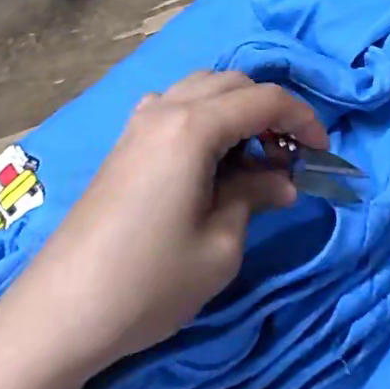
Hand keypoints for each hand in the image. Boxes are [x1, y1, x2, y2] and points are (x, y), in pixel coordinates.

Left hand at [0, 71, 325, 377]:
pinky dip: (206, 119)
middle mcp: (164, 107)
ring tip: (254, 160)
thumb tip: (282, 179)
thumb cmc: (150, 280)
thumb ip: (255, 195)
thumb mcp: (220, 244)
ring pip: (202, 89)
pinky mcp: (126, 140)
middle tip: (289, 158)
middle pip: (232, 84)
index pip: (263, 99)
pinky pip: (176, 107)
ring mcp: (139, 120)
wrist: (65, 305)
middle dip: (269, 111)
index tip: (324, 153)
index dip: (303, 119)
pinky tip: (212, 161)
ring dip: (236, 111)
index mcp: (192, 125)